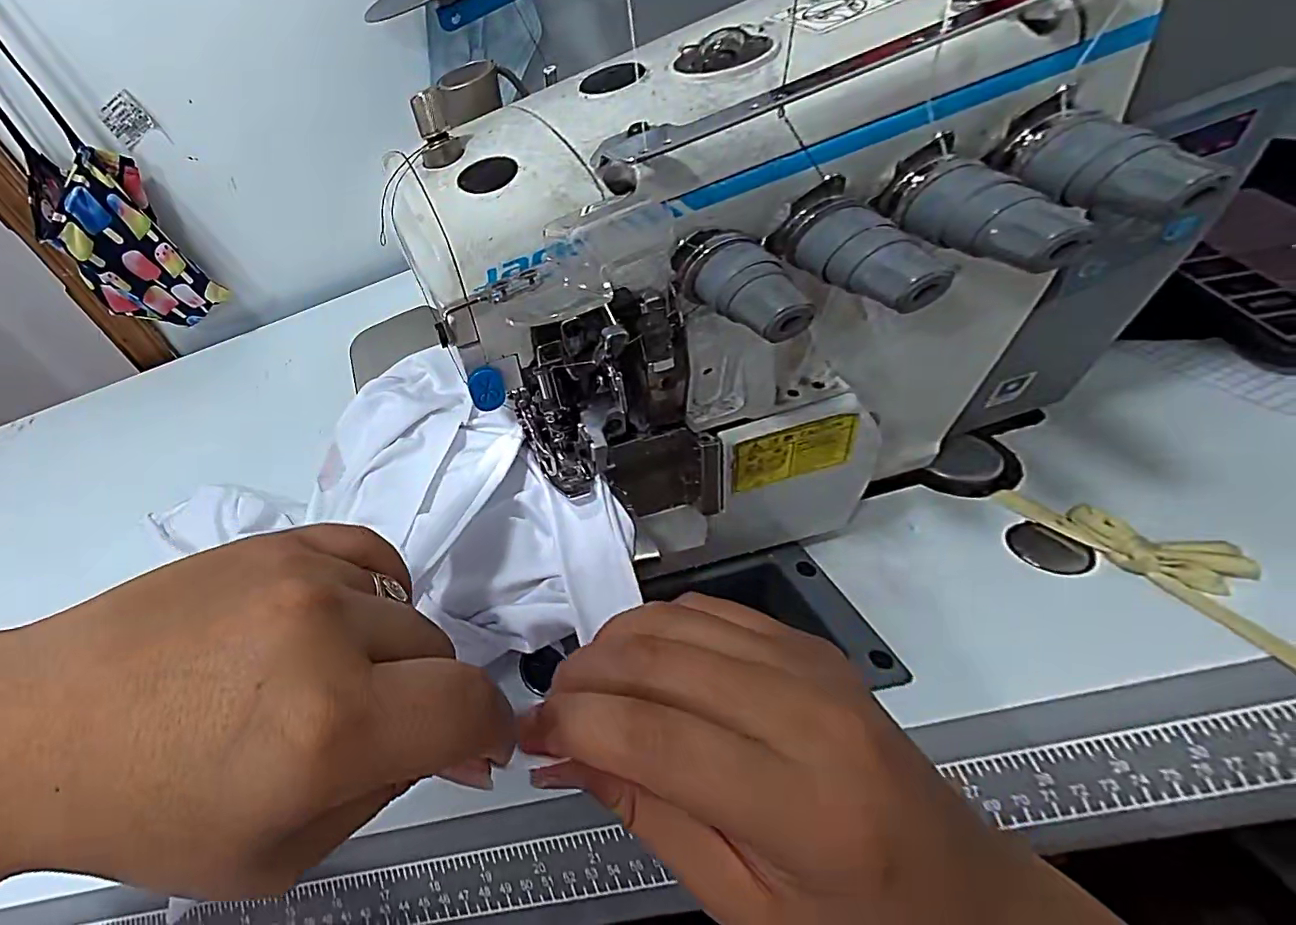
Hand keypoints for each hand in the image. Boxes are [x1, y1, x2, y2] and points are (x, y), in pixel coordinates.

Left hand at [0, 524, 514, 899]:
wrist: (50, 720)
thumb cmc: (152, 810)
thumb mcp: (281, 853)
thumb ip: (385, 789)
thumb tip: (454, 744)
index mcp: (335, 722)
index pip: (470, 704)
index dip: (486, 734)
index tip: (471, 750)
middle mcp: (326, 628)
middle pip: (437, 649)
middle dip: (426, 698)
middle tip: (376, 728)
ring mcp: (296, 571)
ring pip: (400, 600)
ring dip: (391, 645)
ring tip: (335, 674)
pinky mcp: (268, 542)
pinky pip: (362, 549)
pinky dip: (371, 584)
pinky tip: (337, 616)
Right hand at [519, 594, 1116, 924]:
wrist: (971, 894)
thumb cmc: (858, 921)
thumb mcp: (743, 903)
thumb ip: (644, 815)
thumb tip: (559, 756)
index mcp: (806, 811)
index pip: (649, 738)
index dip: (570, 726)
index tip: (531, 736)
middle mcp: (811, 720)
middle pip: (649, 663)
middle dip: (577, 680)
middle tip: (553, 713)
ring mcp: (811, 668)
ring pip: (664, 623)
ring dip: (605, 648)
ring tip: (590, 690)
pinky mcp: (804, 644)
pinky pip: (697, 608)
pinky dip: (648, 629)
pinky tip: (640, 667)